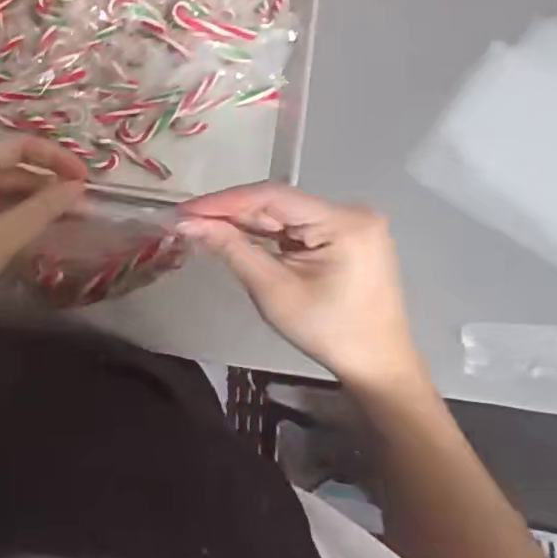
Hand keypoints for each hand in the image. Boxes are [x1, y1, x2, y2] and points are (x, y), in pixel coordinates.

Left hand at [0, 137, 86, 356]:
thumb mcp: (3, 236)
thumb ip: (43, 209)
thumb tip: (78, 189)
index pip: (21, 145)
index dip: (57, 158)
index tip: (86, 181)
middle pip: (10, 166)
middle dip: (48, 184)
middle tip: (82, 207)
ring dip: (31, 201)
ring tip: (65, 220)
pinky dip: (9, 212)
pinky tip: (30, 229)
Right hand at [178, 182, 424, 388]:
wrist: (374, 360)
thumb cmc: (325, 329)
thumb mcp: (271, 288)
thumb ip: (230, 248)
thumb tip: (188, 224)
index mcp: (343, 221)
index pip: (271, 196)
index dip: (222, 201)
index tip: (182, 210)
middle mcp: (350, 212)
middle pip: (277, 203)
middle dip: (228, 212)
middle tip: (184, 221)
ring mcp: (348, 224)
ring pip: (282, 214)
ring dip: (241, 222)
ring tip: (199, 228)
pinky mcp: (342, 237)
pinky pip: (292, 227)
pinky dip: (261, 233)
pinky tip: (231, 236)